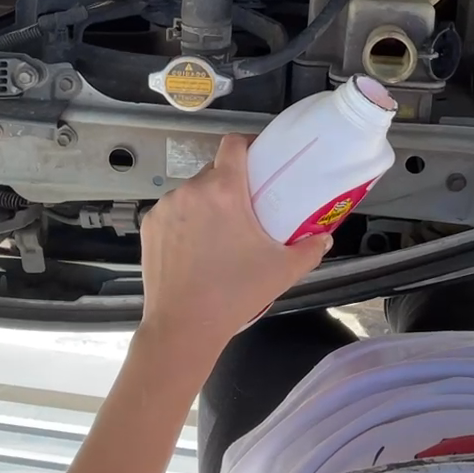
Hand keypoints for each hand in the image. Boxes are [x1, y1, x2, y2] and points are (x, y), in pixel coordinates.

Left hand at [139, 133, 331, 352]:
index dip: (247, 145)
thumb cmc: (235, 294)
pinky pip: (172, 211)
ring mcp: (166, 206)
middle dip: (230, 184)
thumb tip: (325, 237)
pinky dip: (184, 221)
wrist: (183, 328)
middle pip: (214, 170)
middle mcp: (192, 189)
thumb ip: (311, 249)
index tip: (258, 159)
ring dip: (206, 203)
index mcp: (225, 190)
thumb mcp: (283, 270)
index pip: (233, 144)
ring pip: (192, 192)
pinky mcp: (149, 224)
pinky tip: (193, 247)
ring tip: (217, 234)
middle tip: (245, 209)